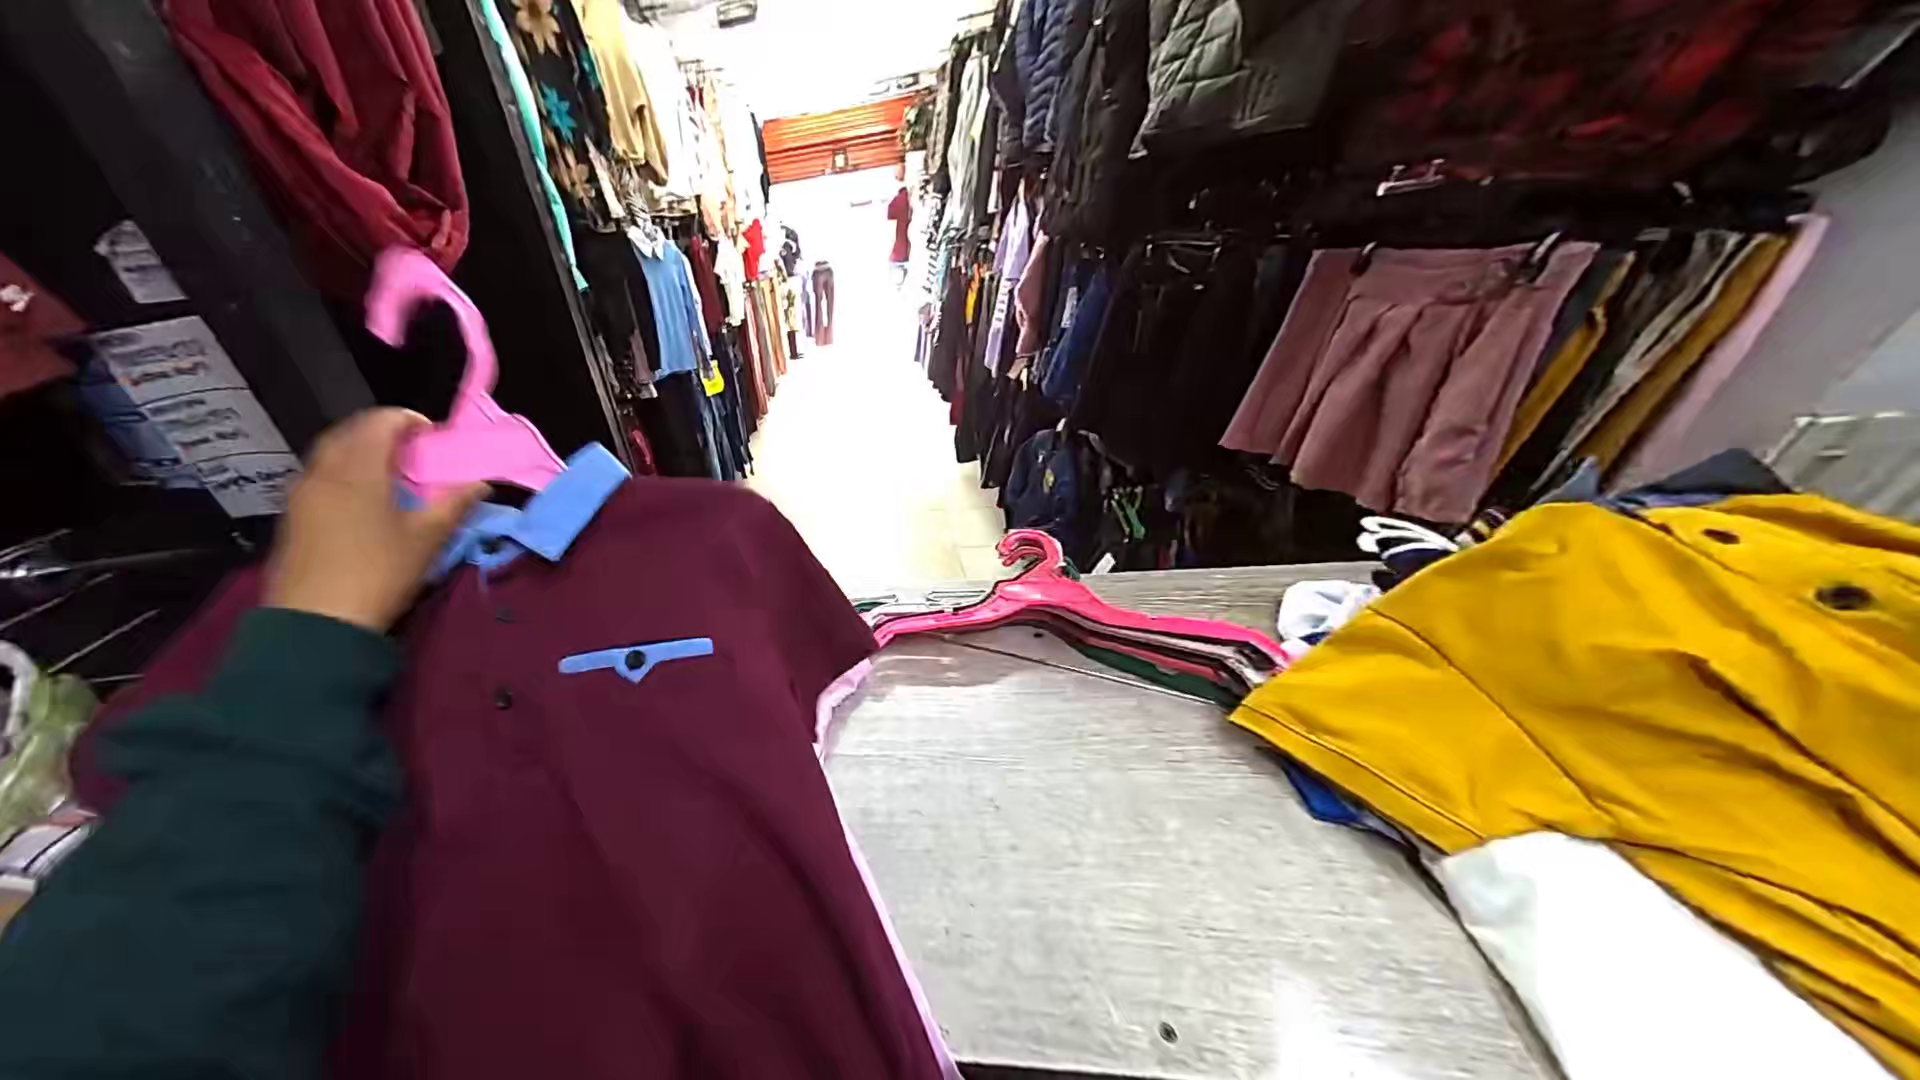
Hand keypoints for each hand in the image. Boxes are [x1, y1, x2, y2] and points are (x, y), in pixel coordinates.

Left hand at [264, 409, 486, 632]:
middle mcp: (324, 473)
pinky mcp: (296, 514)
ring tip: (394, 468)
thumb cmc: (381, 571)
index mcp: (358, 472)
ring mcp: (303, 494)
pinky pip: (322, 474)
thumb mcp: (429, 537)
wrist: (319, 618)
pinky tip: (368, 494)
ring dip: (362, 449)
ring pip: (331, 453)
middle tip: (415, 445)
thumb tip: (481, 484)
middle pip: (349, 433)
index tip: (433, 433)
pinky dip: (347, 469)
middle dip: (382, 431)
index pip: (378, 425)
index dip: (407, 421)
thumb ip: (456, 504)